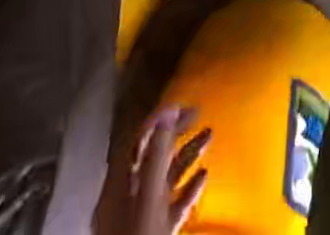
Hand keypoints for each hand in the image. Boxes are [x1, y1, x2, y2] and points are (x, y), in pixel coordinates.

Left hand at [124, 106, 210, 234]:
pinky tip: (205, 176)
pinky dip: (189, 187)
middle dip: (176, 133)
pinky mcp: (157, 232)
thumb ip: (156, 157)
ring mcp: (142, 216)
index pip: (138, 141)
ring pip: (166, 178)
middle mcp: (128, 197)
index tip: (184, 107)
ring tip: (211, 136)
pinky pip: (173, 203)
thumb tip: (166, 115)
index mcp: (119, 186)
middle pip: (153, 156)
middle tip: (201, 116)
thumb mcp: (149, 198)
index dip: (159, 121)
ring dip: (188, 155)